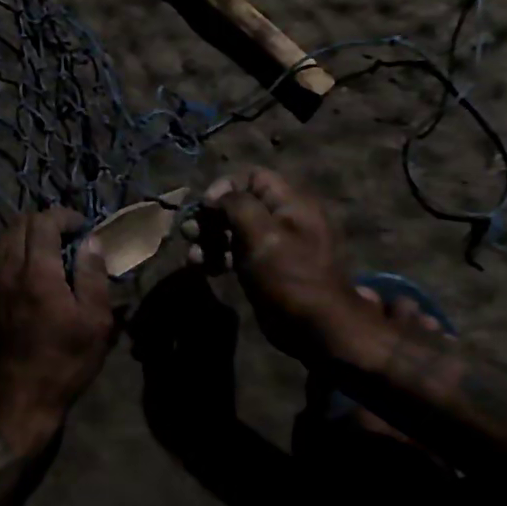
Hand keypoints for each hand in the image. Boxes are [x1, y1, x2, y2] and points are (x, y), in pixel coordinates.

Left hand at [0, 208, 113, 416]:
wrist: (23, 396)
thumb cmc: (66, 359)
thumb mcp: (95, 320)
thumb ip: (92, 275)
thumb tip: (90, 241)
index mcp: (39, 273)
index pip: (44, 222)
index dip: (65, 216)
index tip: (82, 229)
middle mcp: (10, 271)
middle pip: (20, 224)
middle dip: (45, 222)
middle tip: (67, 237)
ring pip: (1, 239)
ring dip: (23, 235)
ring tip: (43, 250)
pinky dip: (5, 253)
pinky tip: (19, 269)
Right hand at [182, 168, 371, 363]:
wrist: (317, 328)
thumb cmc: (289, 275)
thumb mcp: (262, 234)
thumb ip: (237, 205)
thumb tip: (216, 197)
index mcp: (291, 203)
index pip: (253, 177)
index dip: (226, 186)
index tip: (206, 207)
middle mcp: (283, 219)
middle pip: (240, 205)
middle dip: (212, 217)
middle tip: (189, 232)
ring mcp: (275, 246)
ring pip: (235, 231)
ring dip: (210, 239)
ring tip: (193, 256)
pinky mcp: (266, 269)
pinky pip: (238, 254)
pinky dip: (219, 257)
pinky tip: (204, 268)